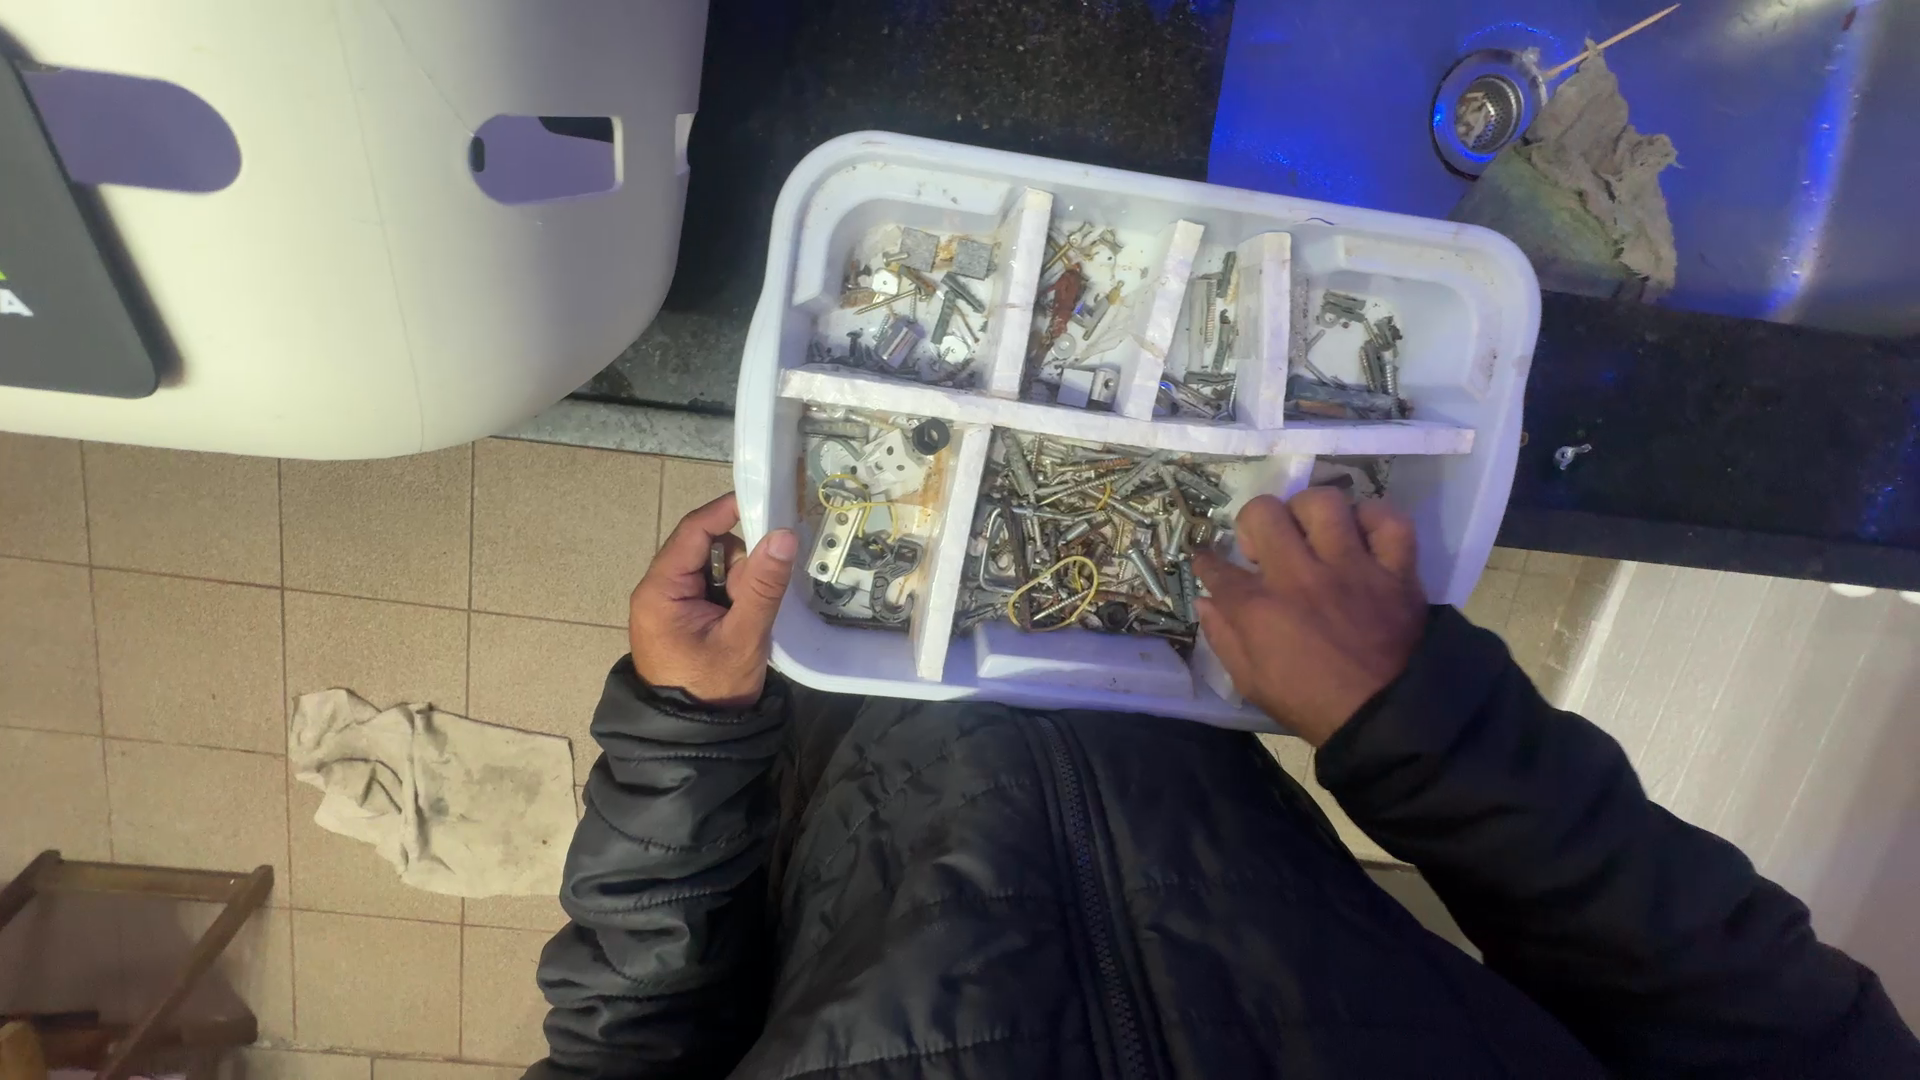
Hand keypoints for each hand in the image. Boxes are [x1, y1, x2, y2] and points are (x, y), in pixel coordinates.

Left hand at [628, 493, 797, 707]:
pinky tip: (744, 616)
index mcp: (660, 590)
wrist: (696, 738)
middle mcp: (660, 589)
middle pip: (707, 546)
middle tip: (753, 597)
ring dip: (739, 580)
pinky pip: (714, 586)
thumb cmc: (712, 688)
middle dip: (738, 562)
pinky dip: (735, 592)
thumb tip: (784, 534)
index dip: (727, 512)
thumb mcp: (743, 636)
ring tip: (747, 617)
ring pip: (714, 566)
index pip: (693, 531)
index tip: (766, 502)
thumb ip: (762, 585)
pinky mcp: (686, 615)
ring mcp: (672, 602)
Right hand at [1193, 489, 1428, 745]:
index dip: (1206, 560)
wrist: (1388, 721)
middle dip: (1252, 522)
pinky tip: (1359, 534)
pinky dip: (1374, 519)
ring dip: (1307, 512)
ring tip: (1310, 532)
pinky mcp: (1395, 572)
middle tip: (1262, 545)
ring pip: (1323, 504)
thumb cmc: (1310, 703)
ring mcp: (1351, 568)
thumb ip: (1223, 637)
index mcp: (1258, 608)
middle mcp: (1299, 576)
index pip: (1217, 566)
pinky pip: (1390, 522)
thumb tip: (1206, 602)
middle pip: (1264, 514)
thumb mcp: (1250, 681)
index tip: (1208, 560)